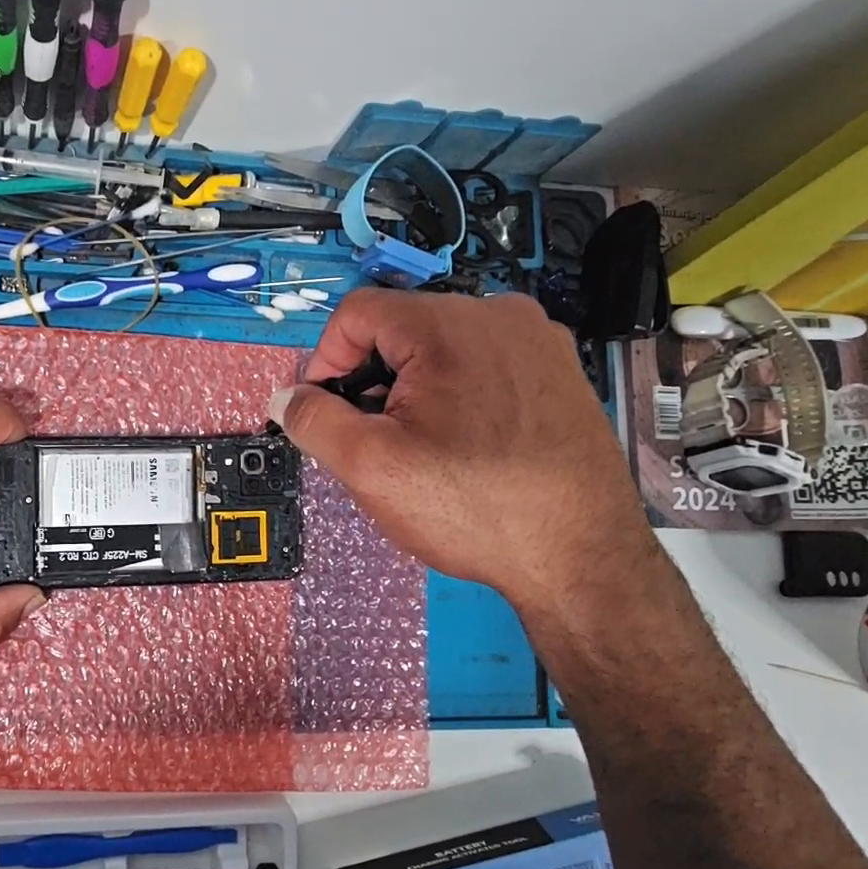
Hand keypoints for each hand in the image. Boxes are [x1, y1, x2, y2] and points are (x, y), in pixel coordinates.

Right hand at [268, 289, 657, 620]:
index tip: (326, 411)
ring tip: (419, 448)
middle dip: (371, 379)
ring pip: (443, 347)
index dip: (325, 360)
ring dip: (413, 388)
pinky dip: (457, 393)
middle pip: (401, 328)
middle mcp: (500, 315)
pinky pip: (484, 364)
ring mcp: (538, 341)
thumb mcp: (371, 466)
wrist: (581, 555)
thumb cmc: (474, 507)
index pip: (357, 312)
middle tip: (372, 438)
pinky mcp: (560, 371)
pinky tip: (463, 446)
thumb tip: (286, 399)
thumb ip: (315, 421)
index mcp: (450, 325)